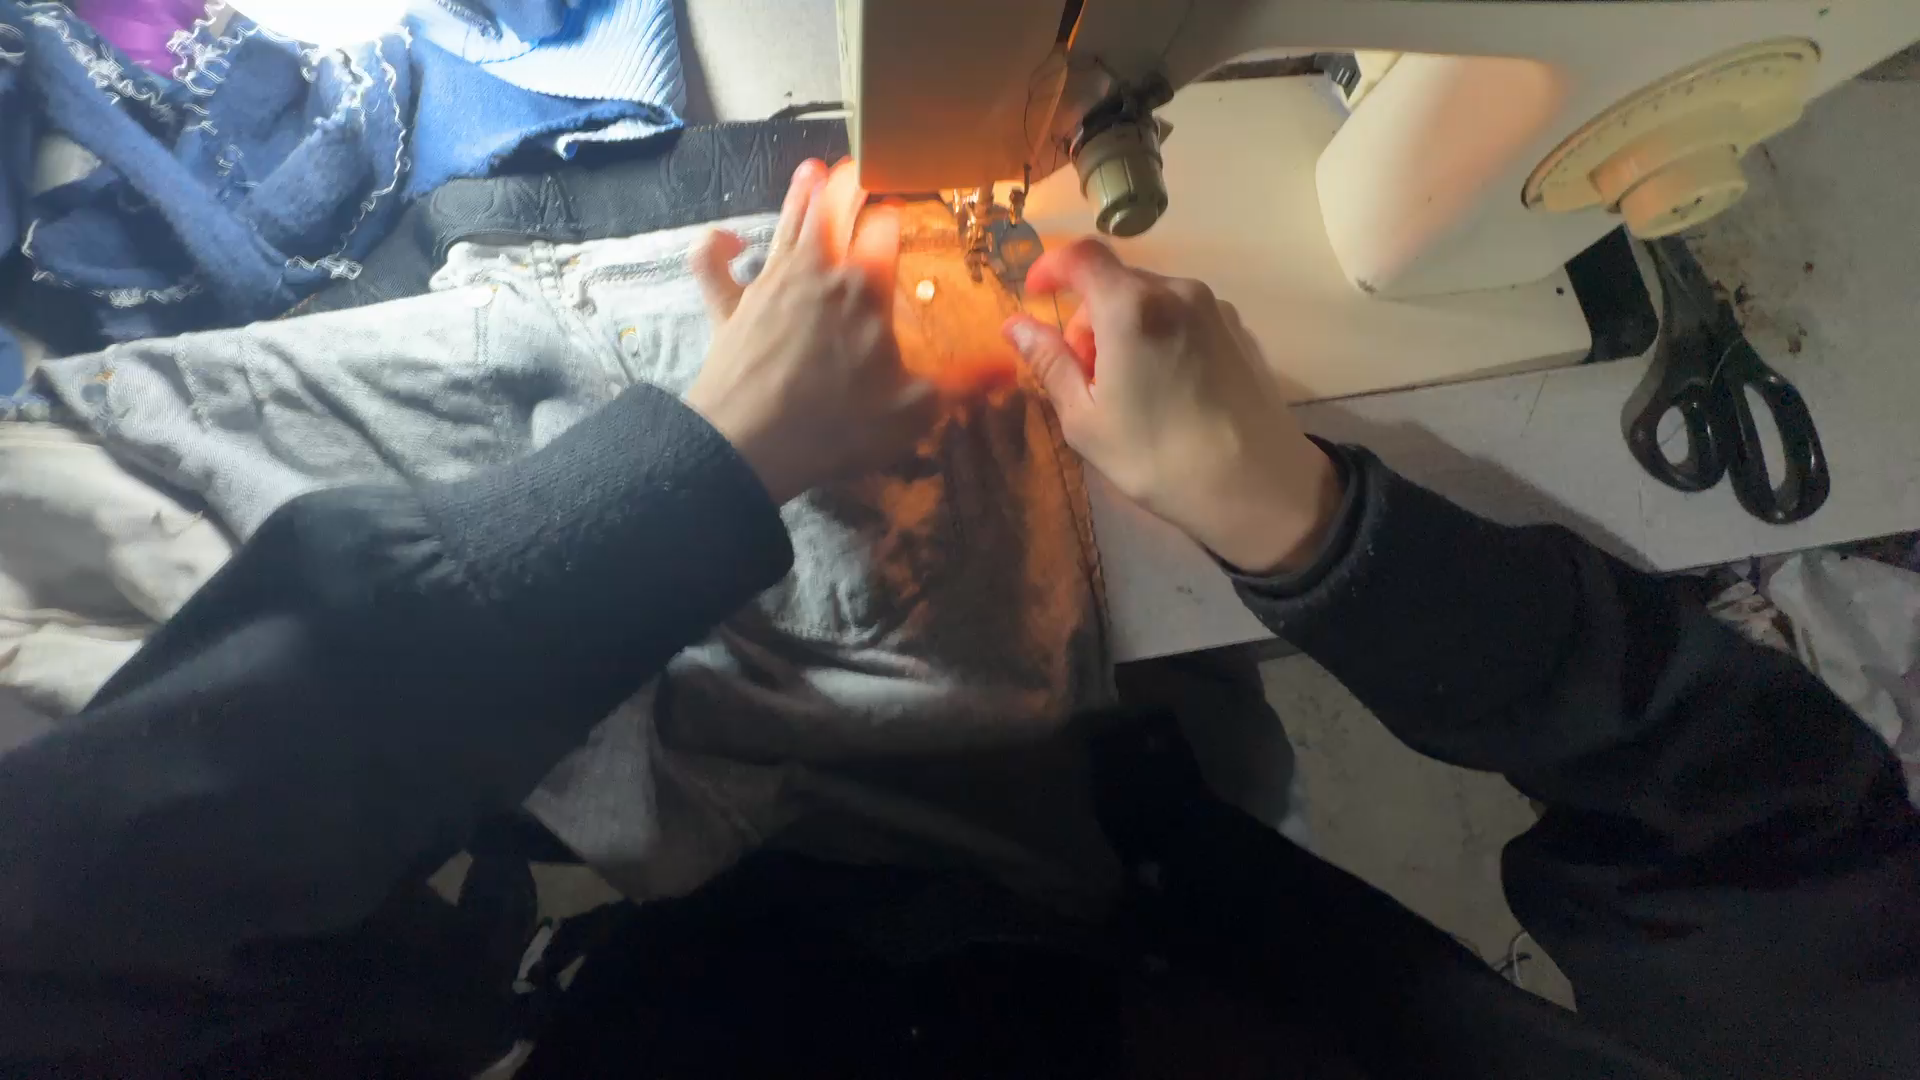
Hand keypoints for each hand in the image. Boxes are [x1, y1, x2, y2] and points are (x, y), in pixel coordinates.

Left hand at [684, 159, 942, 504]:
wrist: (751, 445)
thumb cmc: (839, 426)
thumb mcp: (915, 411)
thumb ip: (963, 383)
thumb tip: (1011, 367)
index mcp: (864, 290)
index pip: (885, 235)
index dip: (894, 221)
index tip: (900, 216)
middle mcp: (816, 272)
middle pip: (832, 212)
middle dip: (848, 186)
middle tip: (858, 168)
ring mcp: (767, 285)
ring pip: (784, 224)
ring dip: (798, 195)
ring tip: (811, 169)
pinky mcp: (727, 307)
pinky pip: (713, 267)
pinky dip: (714, 247)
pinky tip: (724, 238)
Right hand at [1002, 239, 1342, 573]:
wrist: (1256, 486)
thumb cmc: (1155, 457)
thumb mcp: (1085, 419)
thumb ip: (1049, 363)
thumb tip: (1016, 325)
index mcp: (1130, 308)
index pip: (1082, 257)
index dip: (1050, 267)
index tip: (1035, 295)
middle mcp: (1176, 292)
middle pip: (1116, 283)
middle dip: (1088, 319)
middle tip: (1086, 377)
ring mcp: (1214, 309)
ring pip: (1150, 301)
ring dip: (1125, 330)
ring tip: (1130, 390)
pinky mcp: (1239, 330)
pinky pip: (1182, 318)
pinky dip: (1159, 337)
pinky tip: (1167, 390)